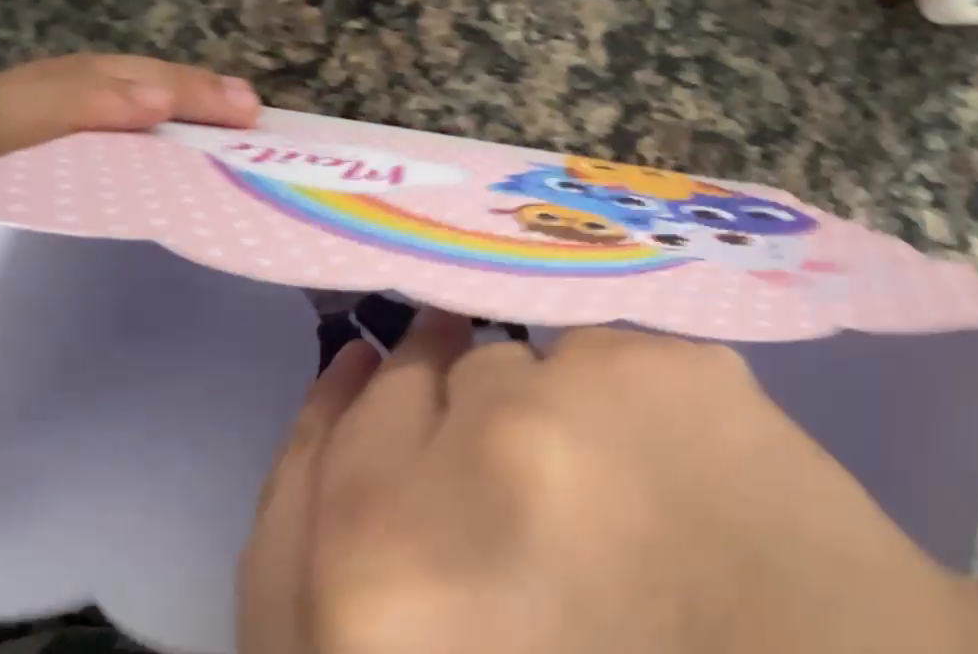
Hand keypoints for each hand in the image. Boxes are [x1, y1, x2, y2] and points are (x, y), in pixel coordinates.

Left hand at [0, 55, 261, 408]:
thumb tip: (143, 200)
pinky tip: (190, 116)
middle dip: (169, 83)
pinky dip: (147, 100)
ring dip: (171, 85)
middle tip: (244, 104)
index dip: (106, 99)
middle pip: (84, 73)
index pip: (41, 99)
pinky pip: (87, 98)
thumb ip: (32, 225)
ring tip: (236, 103)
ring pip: (94, 77)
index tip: (168, 110)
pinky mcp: (9, 124)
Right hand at [240, 313, 977, 653]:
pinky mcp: (661, 369)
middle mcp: (458, 482)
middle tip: (485, 424)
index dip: (328, 424)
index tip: (357, 380)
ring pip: (503, 360)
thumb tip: (365, 422)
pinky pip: (600, 352)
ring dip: (532, 400)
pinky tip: (672, 456)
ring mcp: (568, 411)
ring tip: (604, 469)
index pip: (306, 475)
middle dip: (427, 398)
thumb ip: (376, 568)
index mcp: (383, 604)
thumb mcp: (450, 640)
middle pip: (396, 392)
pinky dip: (618, 393)